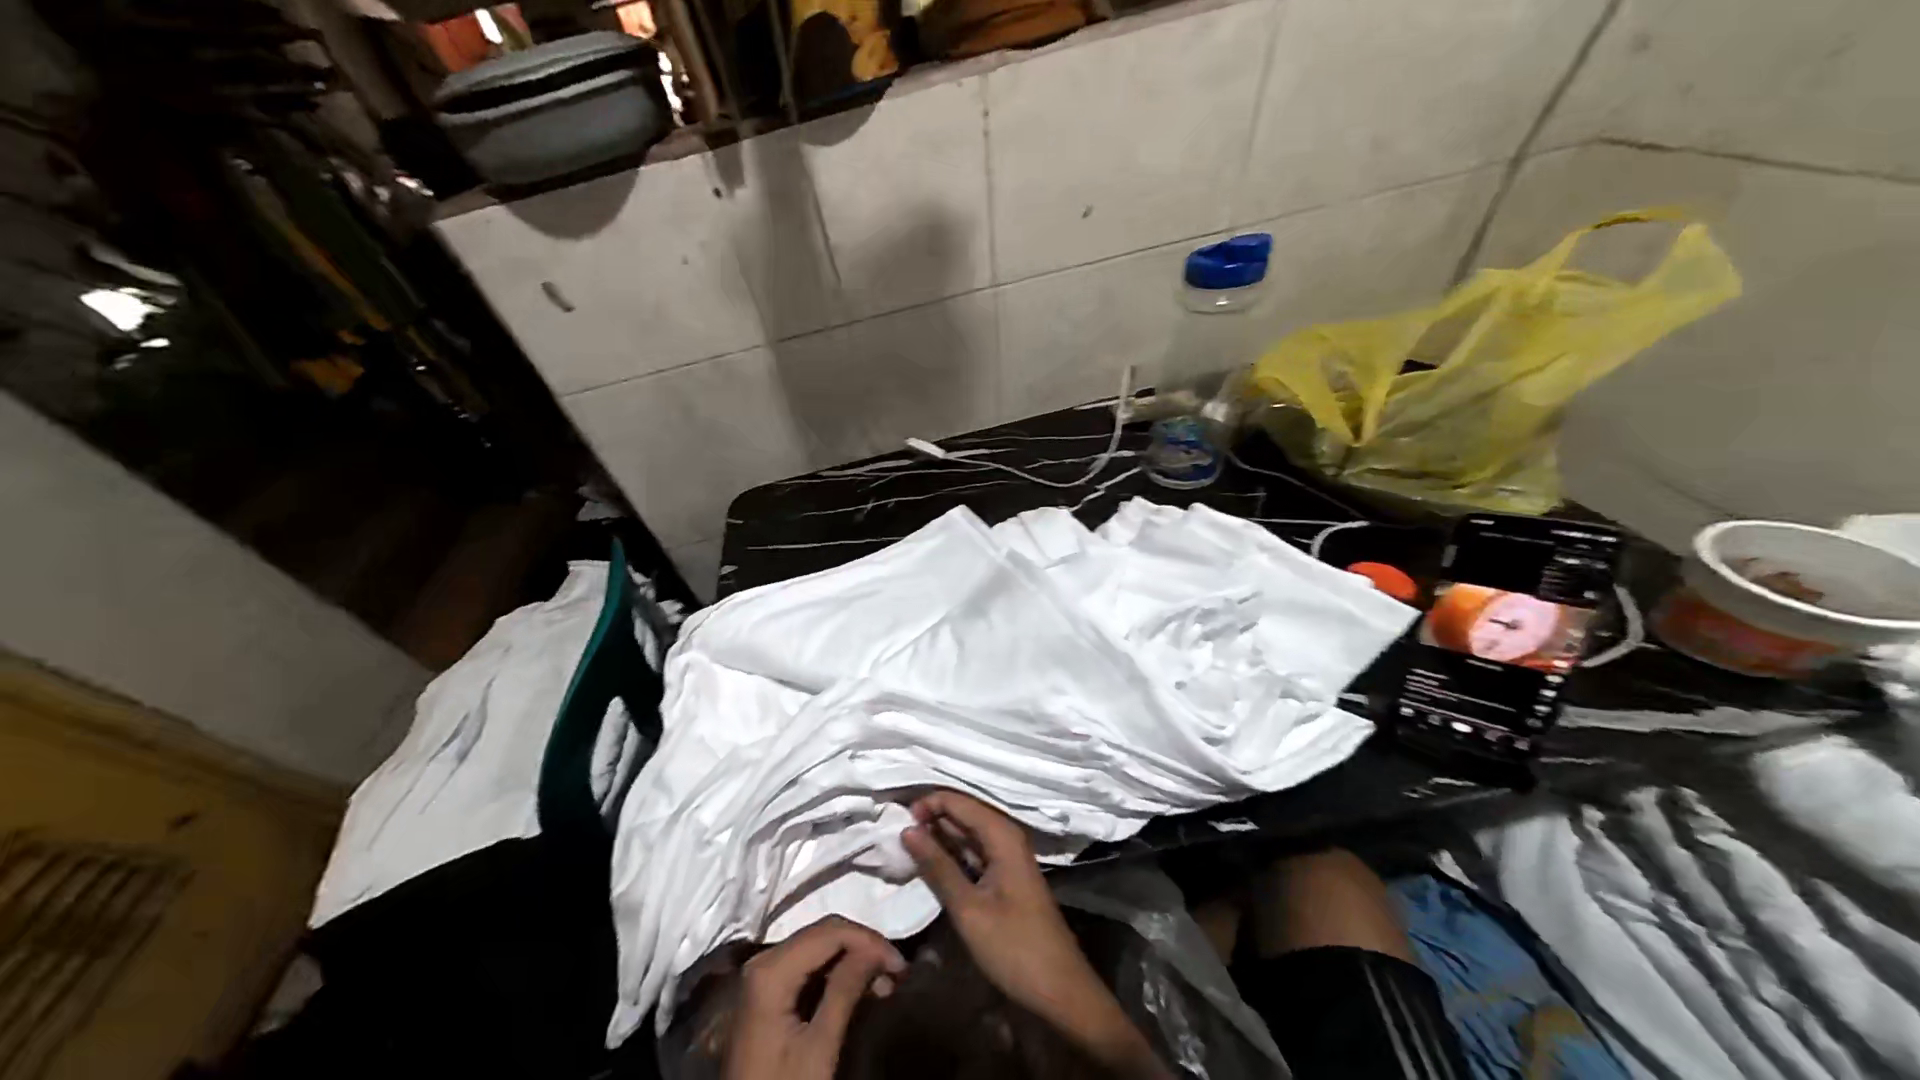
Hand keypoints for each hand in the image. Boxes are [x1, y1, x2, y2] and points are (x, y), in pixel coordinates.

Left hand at [723, 915, 905, 1079]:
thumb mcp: (818, 1048)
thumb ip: (845, 991)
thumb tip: (877, 950)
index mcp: (771, 969)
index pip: (830, 931)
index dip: (869, 941)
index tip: (901, 965)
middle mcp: (763, 960)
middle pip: (823, 933)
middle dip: (863, 946)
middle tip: (897, 971)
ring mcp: (763, 974)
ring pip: (818, 945)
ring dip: (853, 957)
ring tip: (885, 981)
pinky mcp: (768, 990)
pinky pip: (808, 963)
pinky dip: (837, 970)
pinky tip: (860, 986)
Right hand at [900, 791, 1168, 1079]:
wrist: (1058, 989)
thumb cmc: (1013, 947)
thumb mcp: (968, 907)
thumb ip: (938, 865)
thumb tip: (908, 829)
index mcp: (1002, 835)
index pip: (959, 801)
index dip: (928, 803)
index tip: (896, 818)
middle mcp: (1007, 837)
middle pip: (964, 813)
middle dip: (930, 816)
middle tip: (894, 830)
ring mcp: (1007, 857)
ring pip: (967, 833)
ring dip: (938, 835)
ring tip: (904, 843)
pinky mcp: (1004, 877)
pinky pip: (973, 853)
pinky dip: (951, 854)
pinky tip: (928, 862)